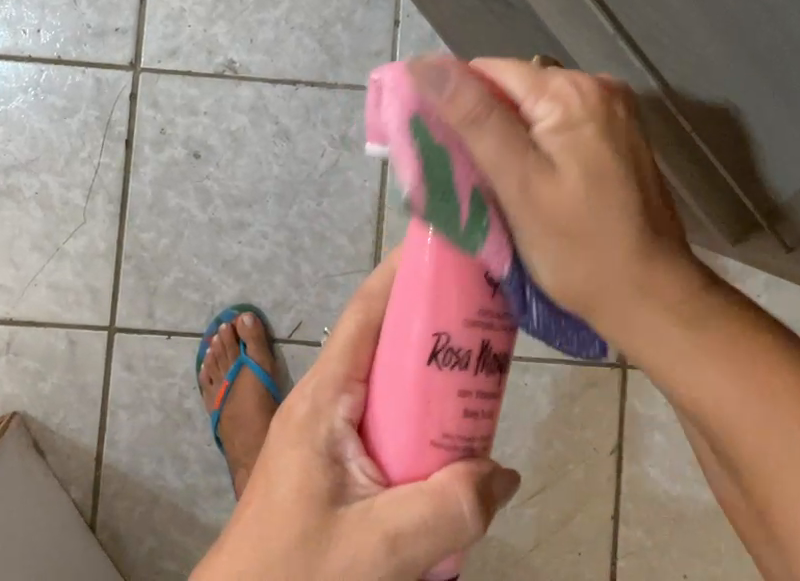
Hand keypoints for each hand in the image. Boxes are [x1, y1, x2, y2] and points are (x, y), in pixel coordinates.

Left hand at [192, 256, 520, 580]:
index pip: (365, 315)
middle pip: (383, 344)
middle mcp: (322, 400)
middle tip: (488, 317)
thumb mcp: (380, 544)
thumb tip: (502, 472)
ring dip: (430, 380)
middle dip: (432, 326)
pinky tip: (451, 446)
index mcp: (323, 399)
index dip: (403, 276)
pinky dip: (420, 423)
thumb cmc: (297, 567)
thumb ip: (448, 508)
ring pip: (386, 386)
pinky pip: (384, 423)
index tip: (447, 250)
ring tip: (482, 377)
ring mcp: (326, 430)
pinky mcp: (332, 460)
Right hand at [407, 56, 711, 349]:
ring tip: (495, 186)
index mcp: (569, 90)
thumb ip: (473, 118)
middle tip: (467, 177)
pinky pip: (556, 127)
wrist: (653, 298)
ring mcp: (612, 111)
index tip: (441, 150)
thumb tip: (425, 64)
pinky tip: (529, 185)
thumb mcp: (518, 183)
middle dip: (481, 124)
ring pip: (531, 109)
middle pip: (511, 87)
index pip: (485, 71)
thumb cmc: (579, 248)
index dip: (455, 105)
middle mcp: (596, 86)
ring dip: (506, 138)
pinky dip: (534, 148)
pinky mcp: (617, 136)